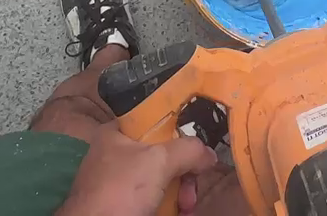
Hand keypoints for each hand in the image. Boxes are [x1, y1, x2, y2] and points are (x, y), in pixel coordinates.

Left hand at [56, 125, 218, 215]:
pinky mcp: (123, 207)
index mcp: (117, 132)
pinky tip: (176, 212)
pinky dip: (168, 205)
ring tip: (185, 206)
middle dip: (183, 171)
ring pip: (160, 179)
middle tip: (191, 187)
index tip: (196, 147)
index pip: (155, 119)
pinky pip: (153, 198)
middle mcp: (117, 153)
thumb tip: (209, 154)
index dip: (179, 130)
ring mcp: (119, 183)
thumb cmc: (120, 191)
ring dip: (179, 192)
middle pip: (162, 153)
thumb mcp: (158, 161)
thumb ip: (188, 149)